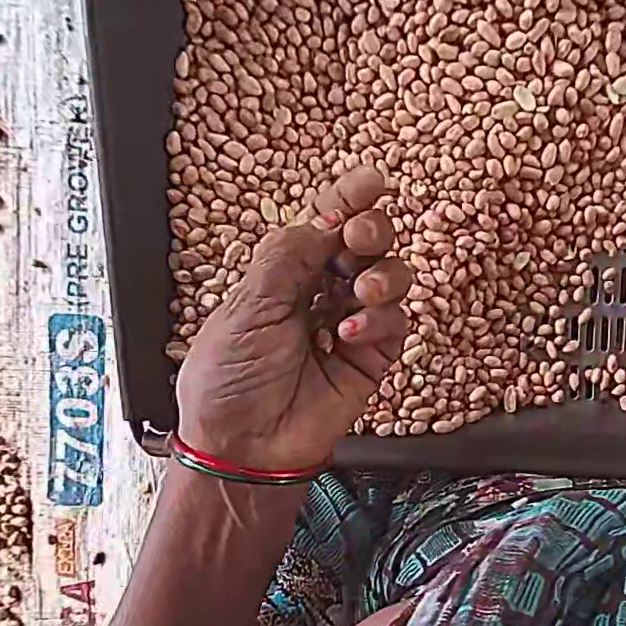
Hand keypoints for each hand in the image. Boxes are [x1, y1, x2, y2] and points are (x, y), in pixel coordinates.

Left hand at [175, 165, 409, 470]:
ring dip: (383, 275)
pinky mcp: (372, 359)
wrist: (244, 445)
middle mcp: (323, 295)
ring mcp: (352, 326)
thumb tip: (324, 218)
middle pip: (368, 245)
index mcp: (287, 276)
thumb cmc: (230, 378)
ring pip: (392, 279)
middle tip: (358, 240)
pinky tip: (347, 336)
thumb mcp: (246, 308)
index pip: (325, 227)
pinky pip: (395, 325)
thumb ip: (288, 258)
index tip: (371, 180)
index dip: (349, 200)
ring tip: (360, 292)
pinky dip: (378, 322)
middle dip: (371, 232)